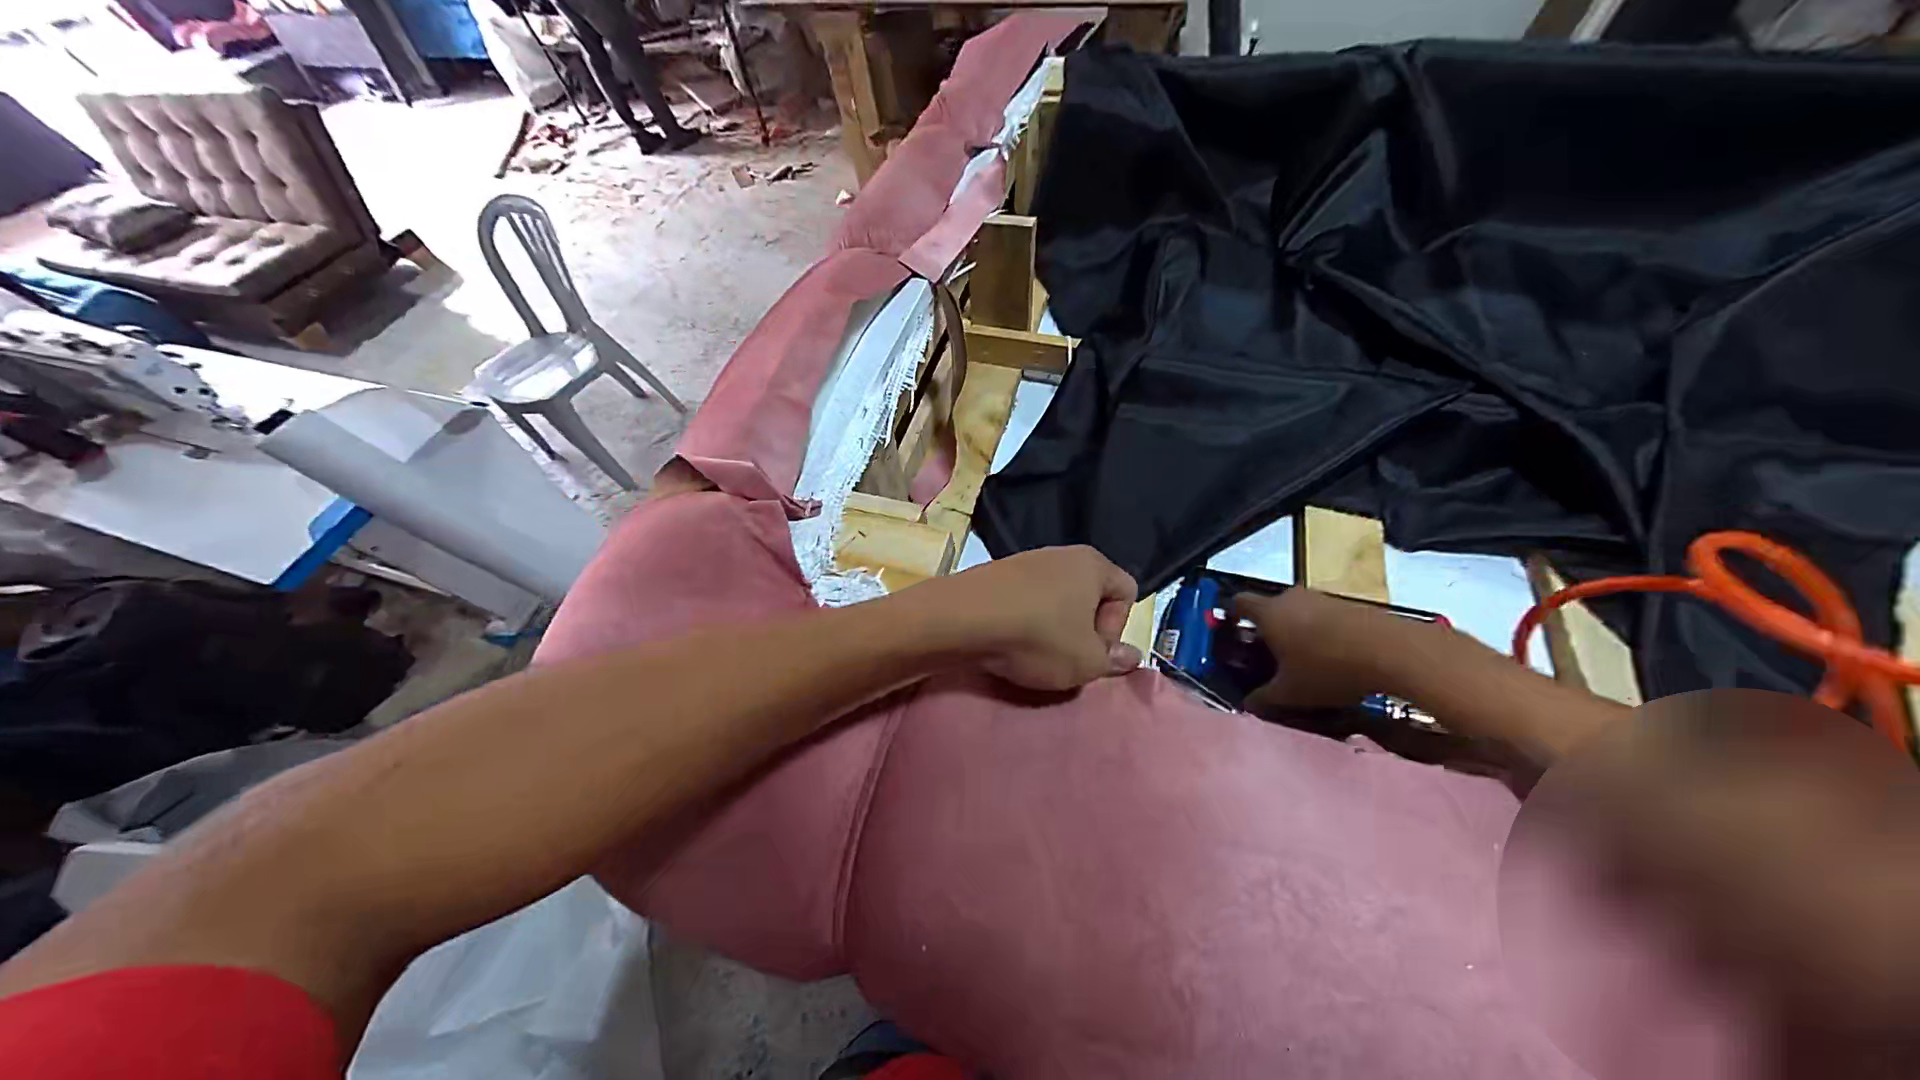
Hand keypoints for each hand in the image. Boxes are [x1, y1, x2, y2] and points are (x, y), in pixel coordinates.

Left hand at [936, 546, 1140, 690]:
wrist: (963, 617)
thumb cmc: (1038, 637)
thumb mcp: (1086, 662)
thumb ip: (1113, 660)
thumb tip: (1130, 656)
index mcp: (1093, 564)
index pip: (1127, 590)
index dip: (1118, 626)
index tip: (1095, 650)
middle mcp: (1061, 554)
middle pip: (1088, 594)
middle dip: (1083, 629)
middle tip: (1066, 657)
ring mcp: (1024, 560)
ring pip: (1054, 598)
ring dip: (1051, 626)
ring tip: (1032, 653)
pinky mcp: (995, 573)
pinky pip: (1023, 599)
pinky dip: (1022, 620)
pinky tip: (1007, 641)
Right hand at [1231, 588, 1418, 714]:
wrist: (1393, 651)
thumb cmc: (1328, 669)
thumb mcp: (1290, 693)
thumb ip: (1263, 699)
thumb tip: (1247, 706)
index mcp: (1268, 613)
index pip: (1237, 603)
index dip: (1230, 616)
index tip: (1232, 634)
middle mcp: (1291, 598)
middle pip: (1269, 607)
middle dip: (1266, 629)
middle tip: (1268, 655)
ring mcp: (1322, 598)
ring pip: (1298, 611)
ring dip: (1296, 630)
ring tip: (1303, 660)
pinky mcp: (1350, 604)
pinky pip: (1324, 616)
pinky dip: (1322, 632)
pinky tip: (1333, 657)